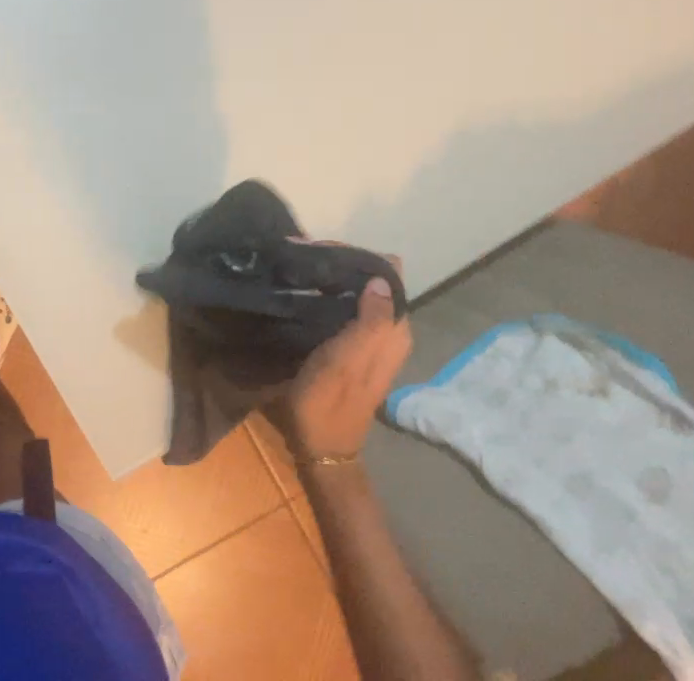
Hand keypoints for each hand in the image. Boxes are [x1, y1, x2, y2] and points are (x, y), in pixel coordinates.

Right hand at [276, 272, 413, 460]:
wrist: (319, 444)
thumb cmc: (330, 400)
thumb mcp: (349, 359)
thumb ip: (371, 320)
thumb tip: (381, 279)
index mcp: (395, 333)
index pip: (389, 278)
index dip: (360, 259)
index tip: (323, 249)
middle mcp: (389, 334)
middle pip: (374, 284)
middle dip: (342, 265)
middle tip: (302, 254)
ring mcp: (370, 343)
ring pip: (358, 296)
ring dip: (332, 279)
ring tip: (299, 267)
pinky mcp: (351, 350)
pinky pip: (345, 311)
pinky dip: (328, 297)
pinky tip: (304, 293)